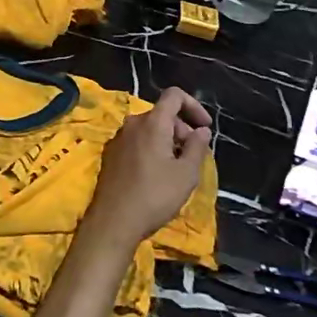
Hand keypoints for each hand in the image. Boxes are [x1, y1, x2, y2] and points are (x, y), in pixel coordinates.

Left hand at [87, 87, 212, 247]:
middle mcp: (132, 124)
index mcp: (152, 122)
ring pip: (149, 129)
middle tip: (193, 156)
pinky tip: (156, 174)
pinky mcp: (111, 155)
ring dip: (167, 141)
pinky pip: (136, 142)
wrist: (113, 221)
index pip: (174, 95)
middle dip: (182, 129)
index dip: (194, 105)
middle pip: (162, 114)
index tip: (205, 127)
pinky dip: (151, 149)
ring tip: (177, 168)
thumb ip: (197, 147)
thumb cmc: (155, 195)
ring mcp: (118, 139)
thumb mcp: (186, 174)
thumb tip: (201, 130)